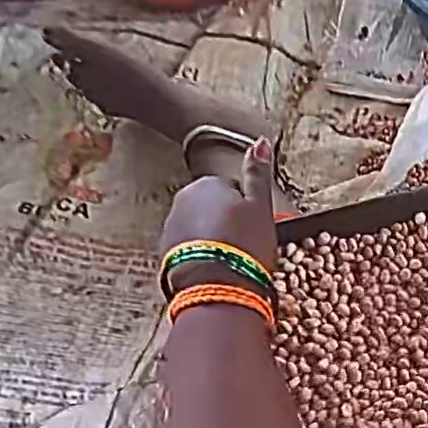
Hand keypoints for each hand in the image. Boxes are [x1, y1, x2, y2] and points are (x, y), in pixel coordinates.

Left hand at [158, 137, 277, 288]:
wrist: (215, 285)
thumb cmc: (244, 246)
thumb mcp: (261, 209)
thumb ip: (258, 175)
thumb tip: (261, 142)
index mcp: (210, 184)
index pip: (234, 191)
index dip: (249, 212)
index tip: (256, 231)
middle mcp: (185, 199)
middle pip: (213, 209)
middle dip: (227, 224)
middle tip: (246, 248)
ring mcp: (172, 225)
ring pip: (199, 229)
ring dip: (213, 241)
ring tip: (231, 262)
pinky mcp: (166, 251)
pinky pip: (189, 249)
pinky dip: (201, 257)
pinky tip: (215, 271)